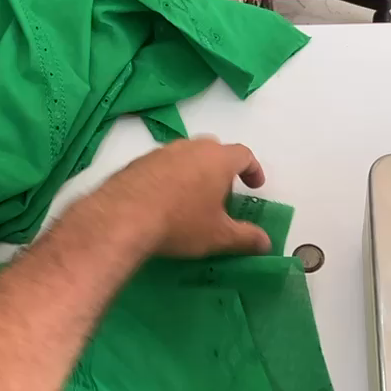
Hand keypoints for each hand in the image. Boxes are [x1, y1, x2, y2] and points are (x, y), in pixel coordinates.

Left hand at [83, 137, 271, 258]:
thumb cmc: (181, 223)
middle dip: (223, 169)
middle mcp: (191, 147)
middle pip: (214, 150)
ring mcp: (162, 151)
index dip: (253, 169)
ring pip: (187, 156)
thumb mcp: (219, 236)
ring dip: (195, 173)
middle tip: (223, 193)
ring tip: (193, 199)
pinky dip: (171, 178)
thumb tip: (266, 244)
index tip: (255, 186)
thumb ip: (246, 238)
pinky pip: (163, 165)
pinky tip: (166, 202)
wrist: (124, 218)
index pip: (244, 155)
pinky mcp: (138, 162)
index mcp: (218, 159)